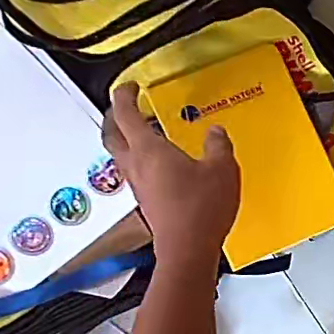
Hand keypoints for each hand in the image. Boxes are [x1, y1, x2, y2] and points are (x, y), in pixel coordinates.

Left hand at [103, 82, 238, 270]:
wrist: (189, 247)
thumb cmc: (201, 208)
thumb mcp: (222, 169)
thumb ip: (218, 146)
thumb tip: (215, 133)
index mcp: (149, 149)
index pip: (125, 113)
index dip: (124, 95)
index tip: (129, 86)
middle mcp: (136, 165)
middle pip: (112, 134)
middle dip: (114, 117)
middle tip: (124, 108)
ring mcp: (139, 185)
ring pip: (121, 155)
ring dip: (126, 140)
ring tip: (144, 135)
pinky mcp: (147, 202)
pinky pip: (136, 174)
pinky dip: (142, 162)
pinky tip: (162, 166)